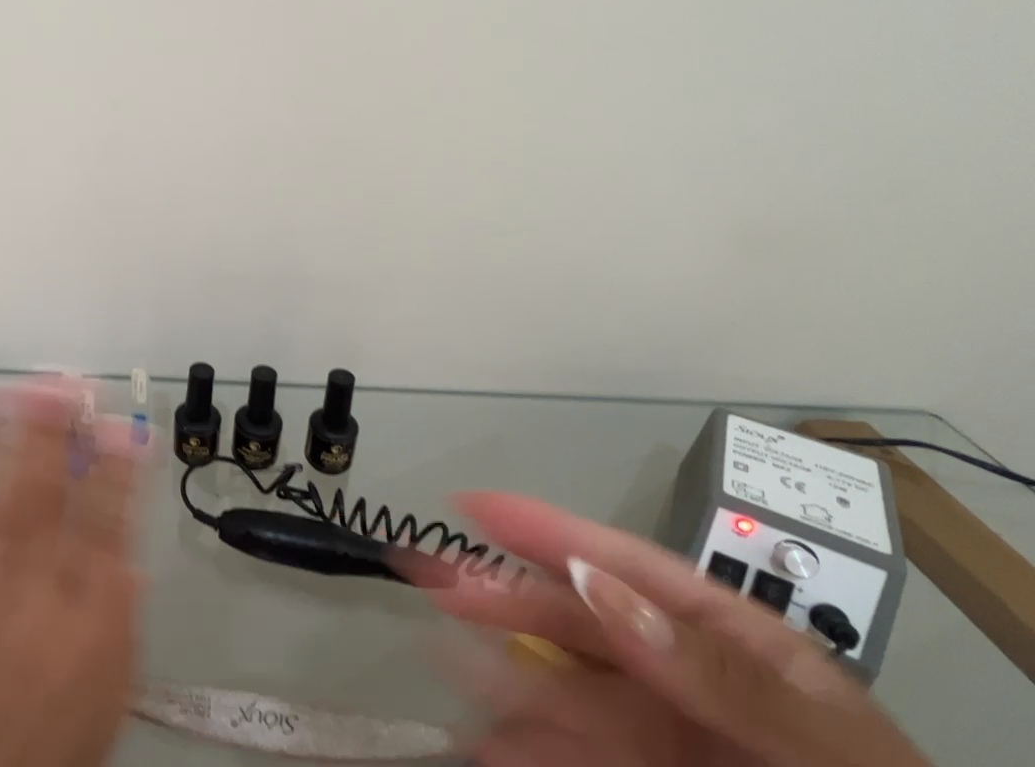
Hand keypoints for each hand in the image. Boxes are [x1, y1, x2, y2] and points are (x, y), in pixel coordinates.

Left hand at [0, 379, 146, 766]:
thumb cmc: (57, 737)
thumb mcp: (111, 680)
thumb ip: (115, 611)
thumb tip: (125, 556)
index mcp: (92, 615)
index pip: (110, 523)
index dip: (117, 467)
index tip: (121, 424)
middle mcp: (37, 596)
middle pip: (49, 500)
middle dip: (54, 436)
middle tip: (60, 384)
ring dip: (5, 450)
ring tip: (12, 396)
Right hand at [409, 493, 932, 766]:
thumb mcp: (815, 737)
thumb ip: (714, 668)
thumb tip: (598, 586)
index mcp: (729, 640)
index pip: (624, 566)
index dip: (545, 529)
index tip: (471, 503)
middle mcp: (678, 673)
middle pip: (575, 623)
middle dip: (503, 597)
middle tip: (431, 578)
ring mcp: (656, 728)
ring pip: (559, 687)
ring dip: (499, 674)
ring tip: (445, 664)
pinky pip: (568, 747)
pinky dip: (522, 741)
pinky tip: (485, 742)